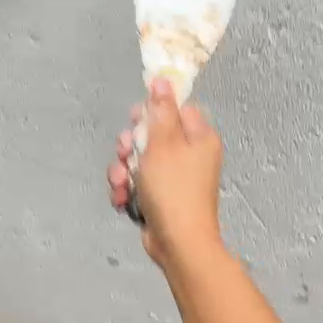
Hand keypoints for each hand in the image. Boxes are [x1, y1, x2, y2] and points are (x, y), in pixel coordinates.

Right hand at [107, 78, 224, 267]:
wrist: (178, 243)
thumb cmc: (174, 190)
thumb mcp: (163, 143)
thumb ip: (160, 110)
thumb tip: (163, 79)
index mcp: (199, 137)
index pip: (174, 110)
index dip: (151, 113)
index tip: (136, 121)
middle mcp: (190, 155)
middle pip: (152, 135)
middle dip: (130, 146)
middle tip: (126, 155)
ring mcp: (175, 178)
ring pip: (139, 161)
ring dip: (124, 170)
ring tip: (123, 183)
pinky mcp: (161, 198)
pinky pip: (139, 183)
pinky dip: (128, 189)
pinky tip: (123, 199)